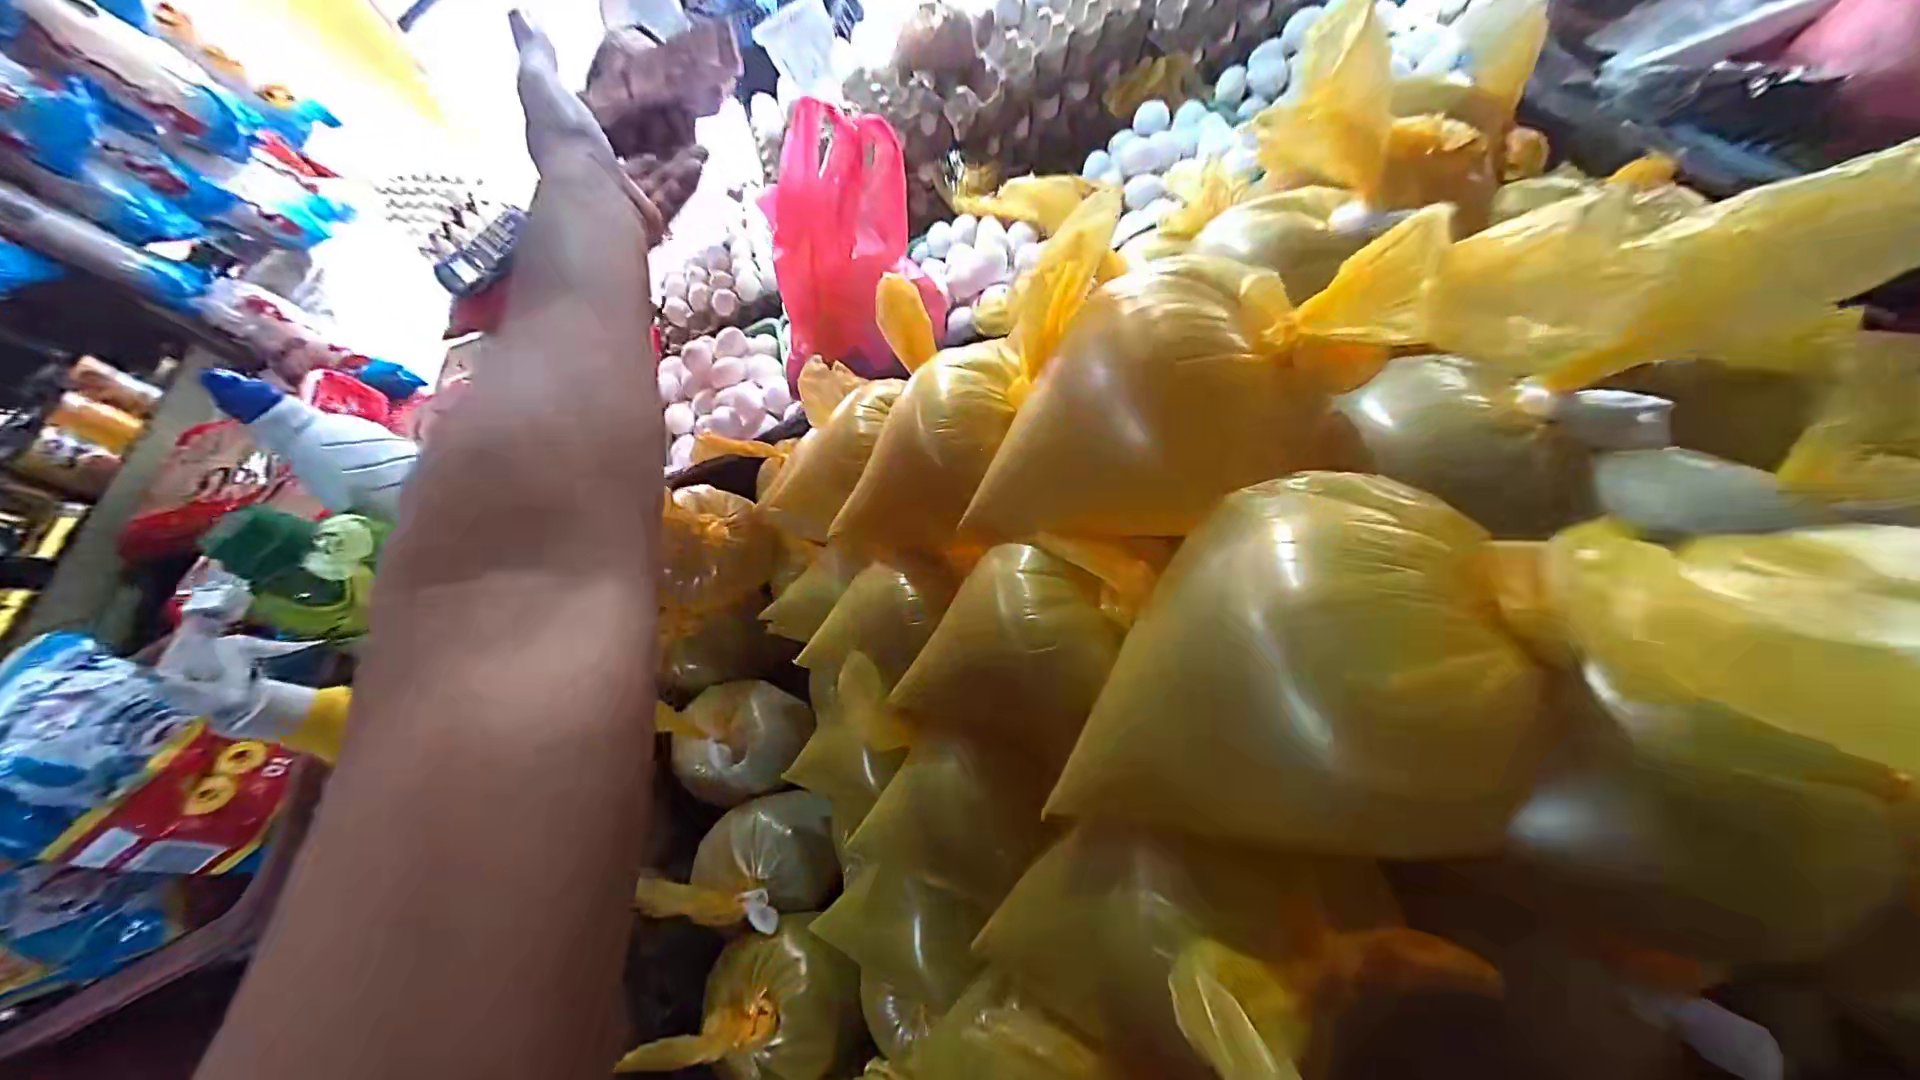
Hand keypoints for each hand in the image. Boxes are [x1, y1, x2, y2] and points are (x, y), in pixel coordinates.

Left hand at [510, 9, 697, 246]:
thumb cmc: (569, 146)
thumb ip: (538, 58)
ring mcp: (627, 199)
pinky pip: (671, 197)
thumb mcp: (543, 89)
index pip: (602, 125)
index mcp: (575, 143)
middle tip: (684, 120)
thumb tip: (523, 18)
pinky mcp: (649, 218)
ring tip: (701, 145)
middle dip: (660, 139)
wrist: (592, 201)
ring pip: (658, 176)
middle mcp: (600, 174)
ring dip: (679, 161)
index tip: (648, 95)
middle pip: (635, 154)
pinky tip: (700, 163)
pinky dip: (685, 181)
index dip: (623, 111)